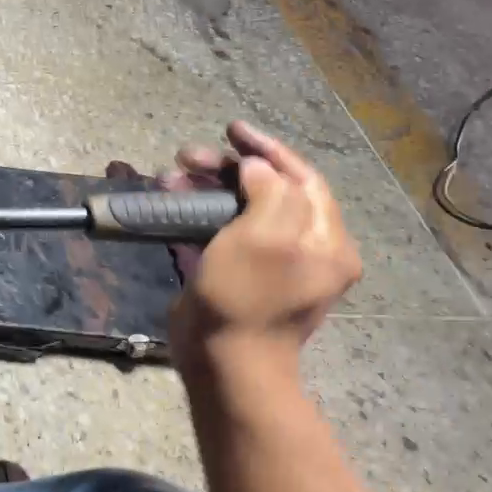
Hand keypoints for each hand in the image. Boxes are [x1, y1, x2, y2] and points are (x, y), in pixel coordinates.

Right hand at [165, 121, 361, 380]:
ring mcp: (270, 264)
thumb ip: (268, 194)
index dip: (268, 149)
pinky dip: (194, 215)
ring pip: (237, 209)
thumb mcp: (262, 238)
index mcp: (324, 241)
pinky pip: (219, 232)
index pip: (303, 179)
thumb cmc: (247, 297)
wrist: (226, 363)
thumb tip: (256, 168)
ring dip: (202, 189)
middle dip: (225, 168)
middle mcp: (304, 249)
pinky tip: (167, 208)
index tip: (231, 129)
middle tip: (184, 158)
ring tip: (166, 183)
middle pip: (267, 190)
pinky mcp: (238, 275)